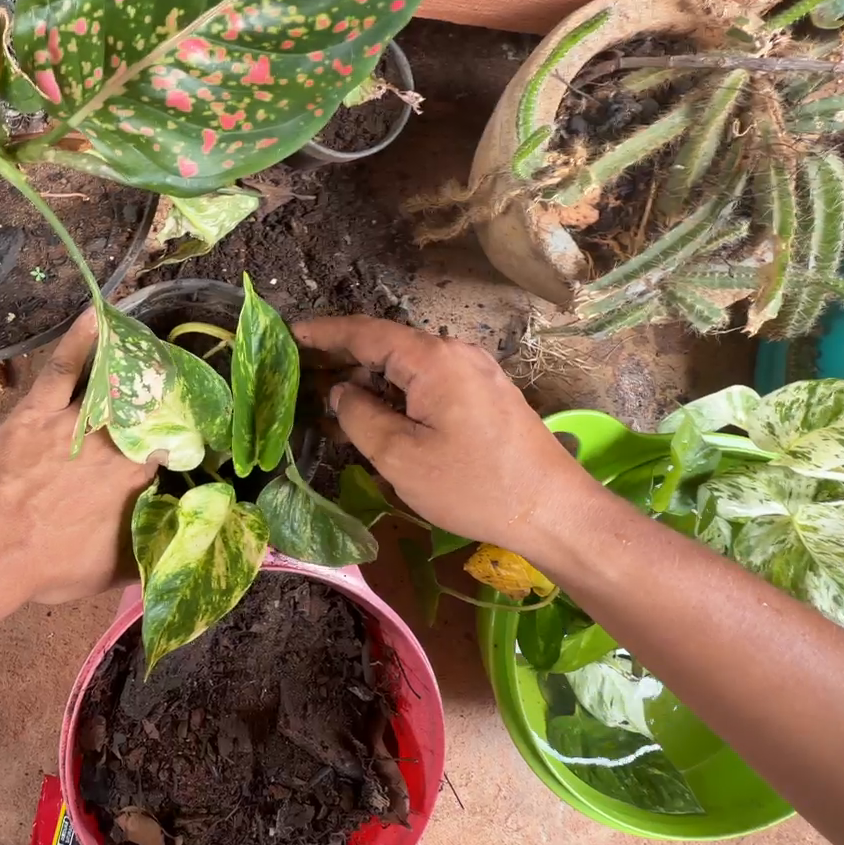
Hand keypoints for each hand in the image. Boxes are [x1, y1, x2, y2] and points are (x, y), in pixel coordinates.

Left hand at [0, 311, 159, 603]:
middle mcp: (114, 442)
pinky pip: (63, 367)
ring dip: (131, 363)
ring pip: (111, 383)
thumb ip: (149, 554)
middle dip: (161, 397)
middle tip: (174, 384)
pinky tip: (97, 315)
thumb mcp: (113, 572)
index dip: (176, 442)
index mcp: (134, 478)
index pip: (167, 450)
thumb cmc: (52, 564)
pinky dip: (80, 339)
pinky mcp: (41, 409)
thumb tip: (180, 547)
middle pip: (145, 411)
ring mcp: (77, 420)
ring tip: (148, 345)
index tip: (183, 438)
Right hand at [293, 316, 601, 557]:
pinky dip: (395, 389)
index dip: (324, 332)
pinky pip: (428, 380)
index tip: (290, 333)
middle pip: (386, 344)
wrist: (554, 512)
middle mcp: (455, 353)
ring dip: (368, 376)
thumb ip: (360, 417)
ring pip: (407, 364)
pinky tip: (375, 411)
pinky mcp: (484, 394)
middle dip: (341, 355)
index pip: (366, 333)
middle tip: (300, 369)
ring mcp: (474, 371)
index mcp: (432, 360)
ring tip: (329, 394)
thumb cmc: (473, 486)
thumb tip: (341, 393)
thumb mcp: (399, 457)